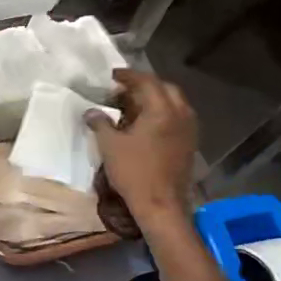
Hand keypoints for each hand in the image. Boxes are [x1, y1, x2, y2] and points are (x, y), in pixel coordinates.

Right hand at [87, 69, 198, 224]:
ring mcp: (189, 129)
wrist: (161, 205)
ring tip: (135, 105)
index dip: (128, 76)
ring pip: (174, 103)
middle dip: (144, 85)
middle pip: (164, 88)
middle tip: (124, 90)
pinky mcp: (190, 143)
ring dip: (155, 99)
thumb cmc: (134, 173)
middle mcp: (180, 114)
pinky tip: (148, 124)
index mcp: (162, 110)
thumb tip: (90, 111)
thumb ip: (100, 123)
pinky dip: (163, 113)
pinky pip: (178, 117)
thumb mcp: (110, 146)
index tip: (113, 76)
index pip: (146, 82)